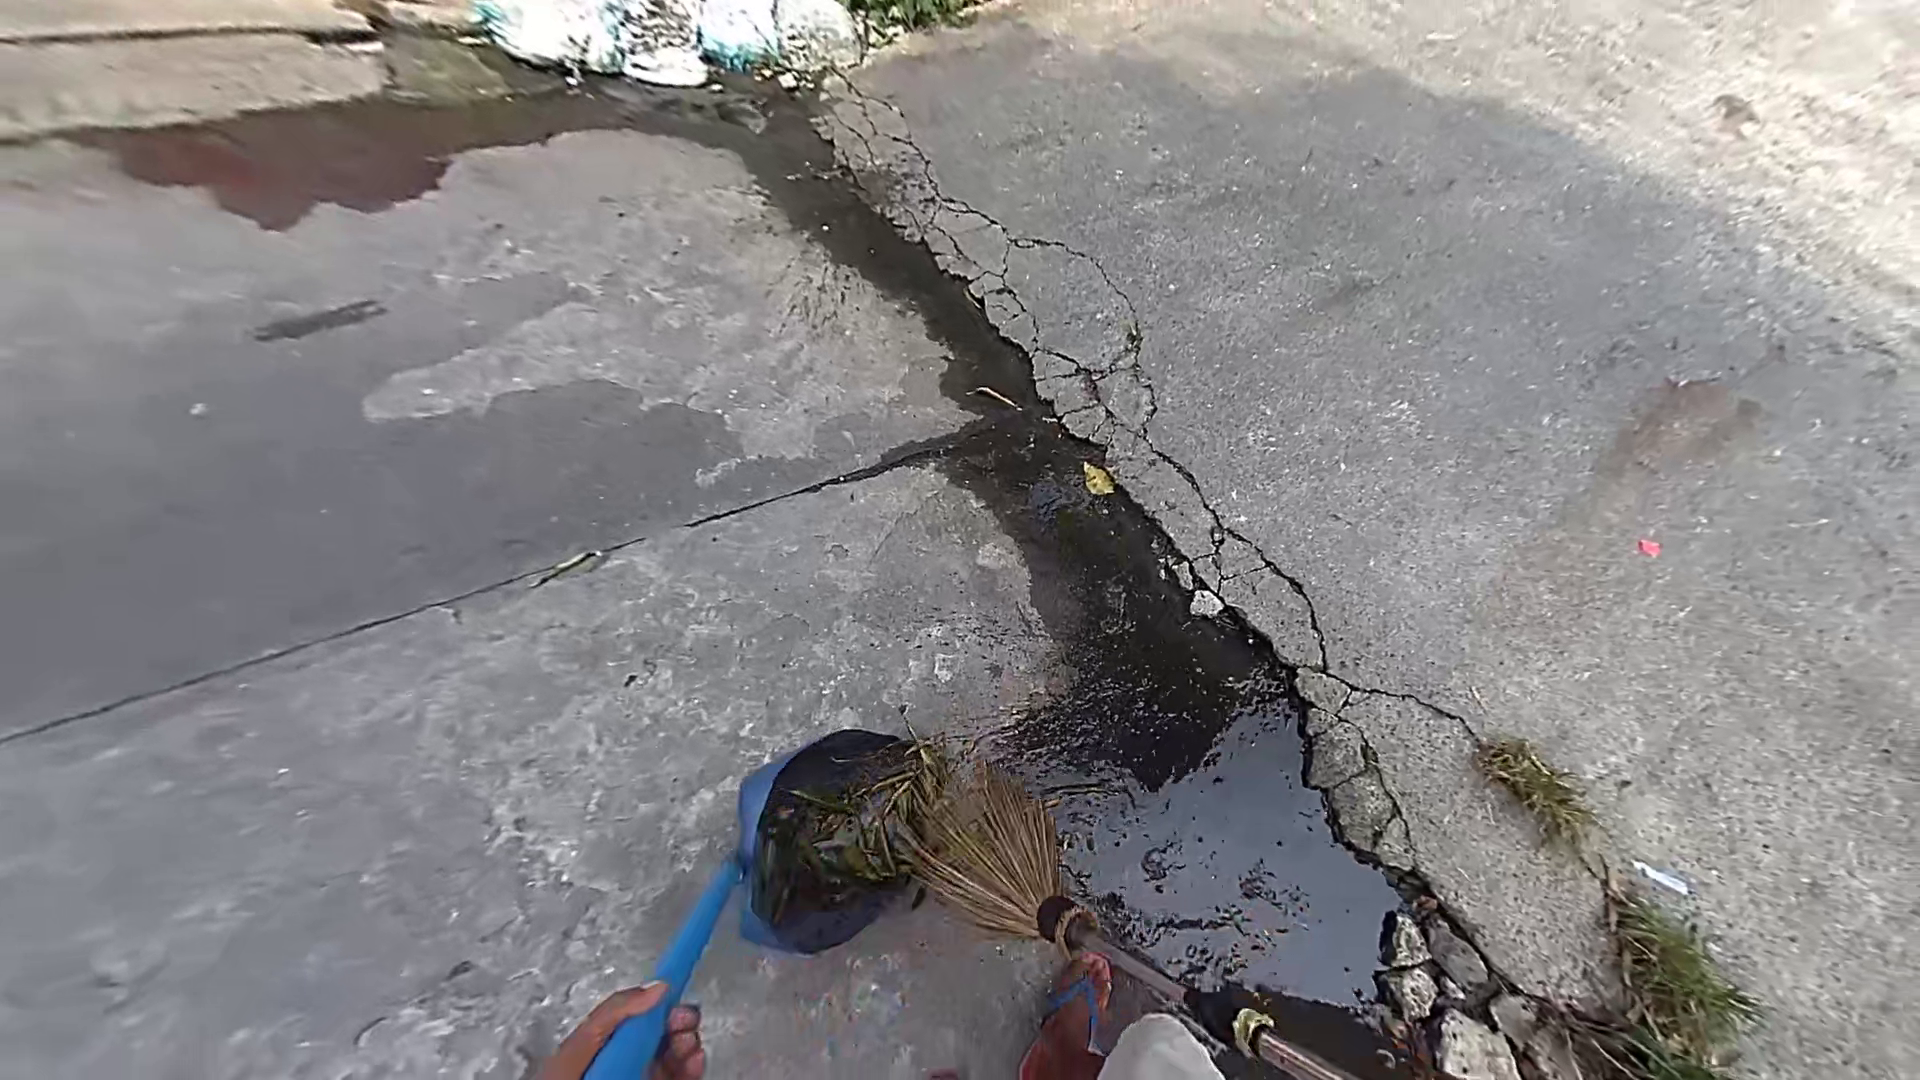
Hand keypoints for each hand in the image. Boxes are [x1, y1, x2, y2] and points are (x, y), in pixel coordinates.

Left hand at [536, 983, 705, 1079]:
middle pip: (666, 1032)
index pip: (643, 1013)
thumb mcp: (576, 1049)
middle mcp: (627, 1061)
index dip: (664, 1001)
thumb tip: (660, 986)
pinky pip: (683, 1077)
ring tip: (689, 1048)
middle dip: (682, 1020)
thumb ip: (613, 1013)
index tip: (674, 997)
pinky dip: (694, 1068)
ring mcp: (644, 1078)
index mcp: (608, 1044)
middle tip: (684, 1024)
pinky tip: (694, 1064)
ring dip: (691, 1044)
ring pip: (679, 1054)